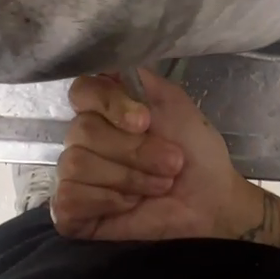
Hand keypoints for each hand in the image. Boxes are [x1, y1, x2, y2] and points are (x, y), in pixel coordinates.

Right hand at [53, 69, 257, 240]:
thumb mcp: (175, 103)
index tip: (144, 122)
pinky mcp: (73, 211)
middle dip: (134, 151)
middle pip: (82, 131)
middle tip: (170, 163)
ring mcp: (76, 174)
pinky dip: (107, 202)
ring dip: (127, 178)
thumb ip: (140, 81)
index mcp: (107, 108)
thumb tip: (107, 67)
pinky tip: (130, 204)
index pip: (82, 91)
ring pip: (76, 165)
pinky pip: (69, 199)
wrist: (210, 201)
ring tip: (157, 185)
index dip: (109, 105)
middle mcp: (86, 137)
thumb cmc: (196, 152)